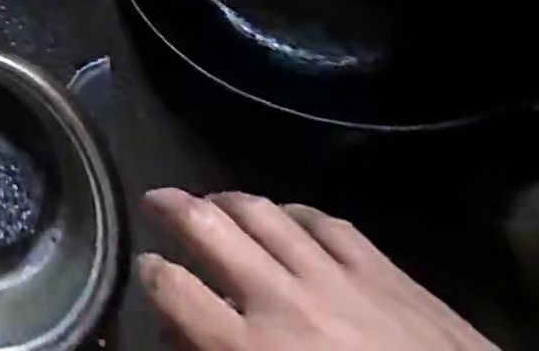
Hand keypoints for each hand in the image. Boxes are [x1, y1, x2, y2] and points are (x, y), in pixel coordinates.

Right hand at [138, 189, 496, 350]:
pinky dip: (296, 214)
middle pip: (203, 224)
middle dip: (167, 204)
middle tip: (155, 201)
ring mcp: (339, 282)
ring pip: (260, 209)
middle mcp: (283, 302)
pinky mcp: (391, 276)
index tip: (147, 267)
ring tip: (215, 203)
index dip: (148, 270)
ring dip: (226, 200)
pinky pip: (326, 222)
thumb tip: (186, 336)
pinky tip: (289, 219)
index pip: (170, 285)